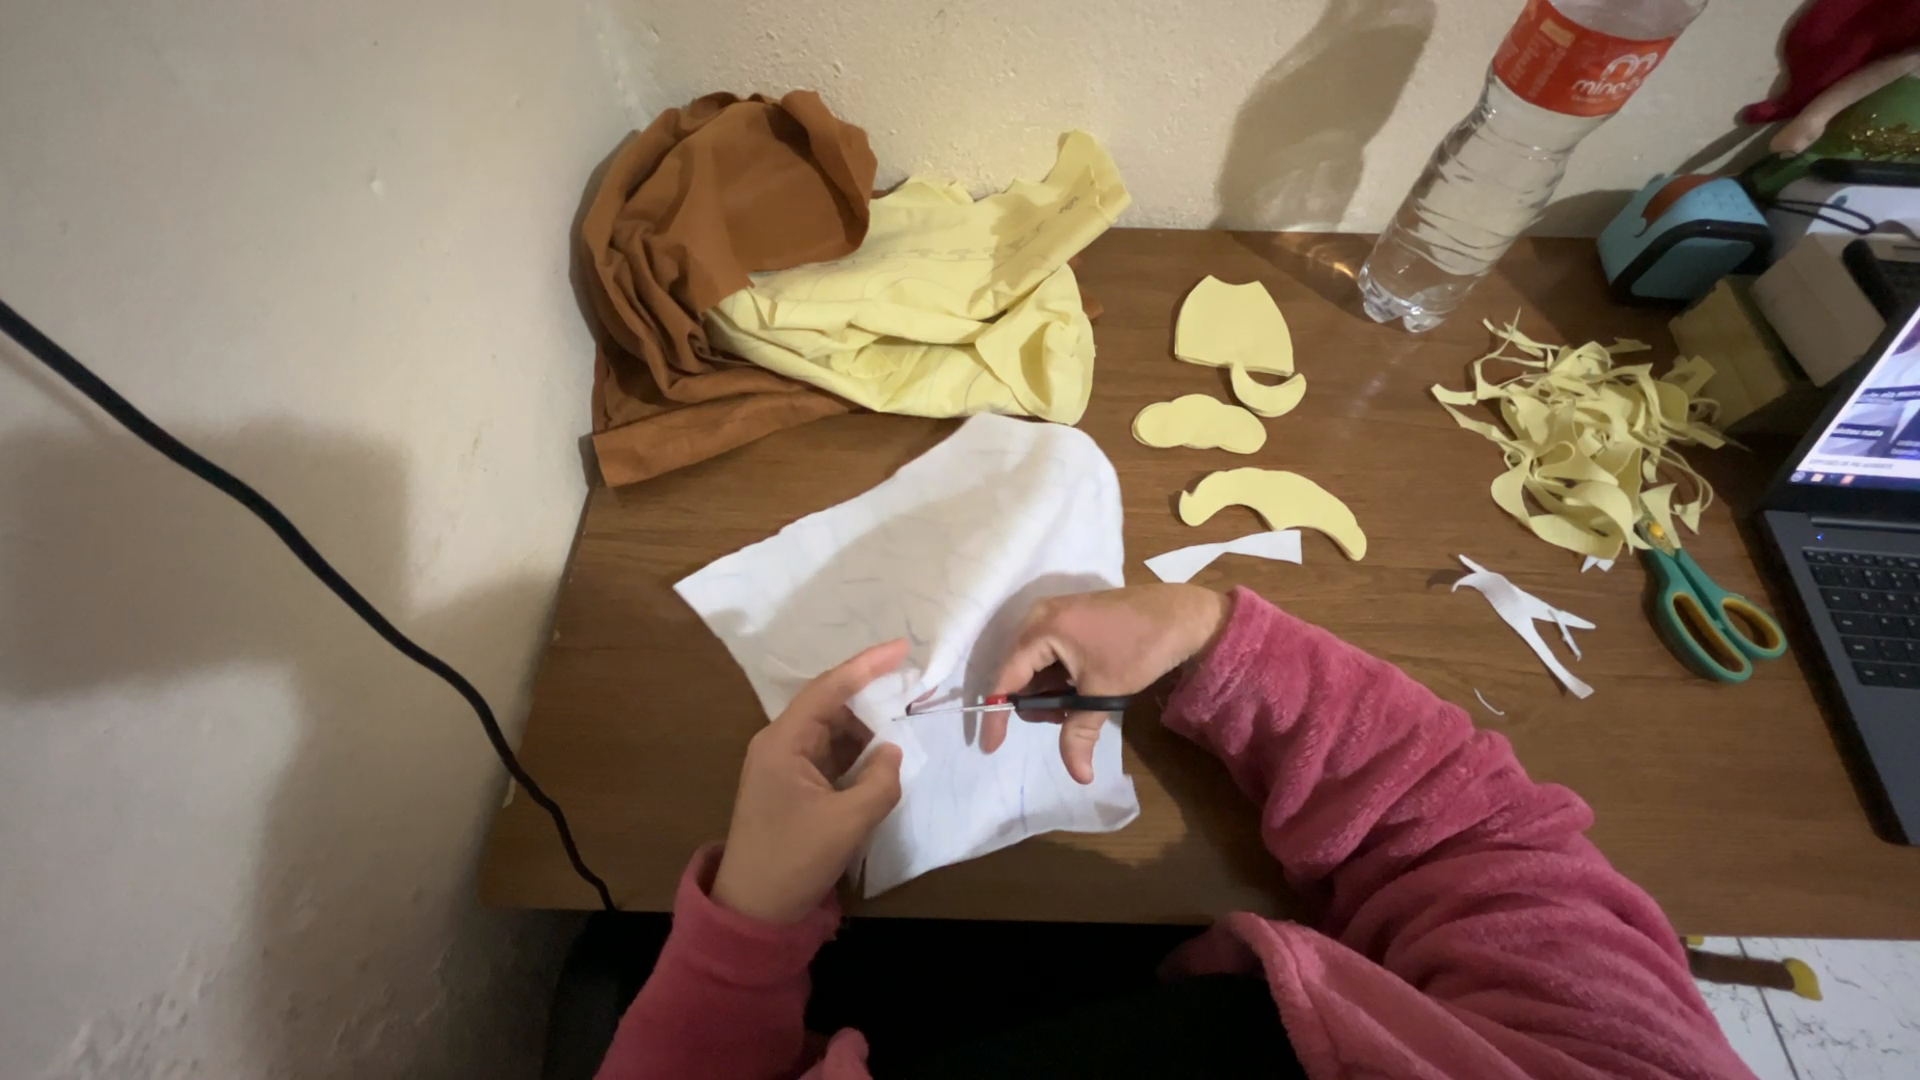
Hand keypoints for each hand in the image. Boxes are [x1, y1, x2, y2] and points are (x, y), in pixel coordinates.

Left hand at [710, 640, 907, 922]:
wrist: (752, 913)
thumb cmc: (793, 860)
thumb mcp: (847, 822)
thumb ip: (880, 781)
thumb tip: (892, 752)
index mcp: (784, 741)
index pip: (829, 688)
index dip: (867, 665)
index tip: (902, 648)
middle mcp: (782, 743)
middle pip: (832, 705)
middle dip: (872, 698)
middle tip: (913, 692)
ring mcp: (787, 765)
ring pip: (834, 731)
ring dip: (868, 730)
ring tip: (905, 726)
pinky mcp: (795, 786)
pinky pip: (832, 755)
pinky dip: (859, 754)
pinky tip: (884, 759)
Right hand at [986, 585, 1231, 783]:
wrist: (1182, 615)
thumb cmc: (1140, 649)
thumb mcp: (1105, 693)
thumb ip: (1079, 734)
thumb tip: (1079, 777)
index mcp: (1042, 629)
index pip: (1006, 677)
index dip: (996, 715)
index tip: (991, 747)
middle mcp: (1040, 615)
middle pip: (1017, 670)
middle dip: (1034, 702)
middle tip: (1063, 719)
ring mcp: (1054, 612)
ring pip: (1033, 662)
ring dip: (1048, 691)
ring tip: (1078, 704)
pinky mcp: (1068, 615)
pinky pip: (1048, 650)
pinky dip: (1057, 675)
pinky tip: (1080, 686)